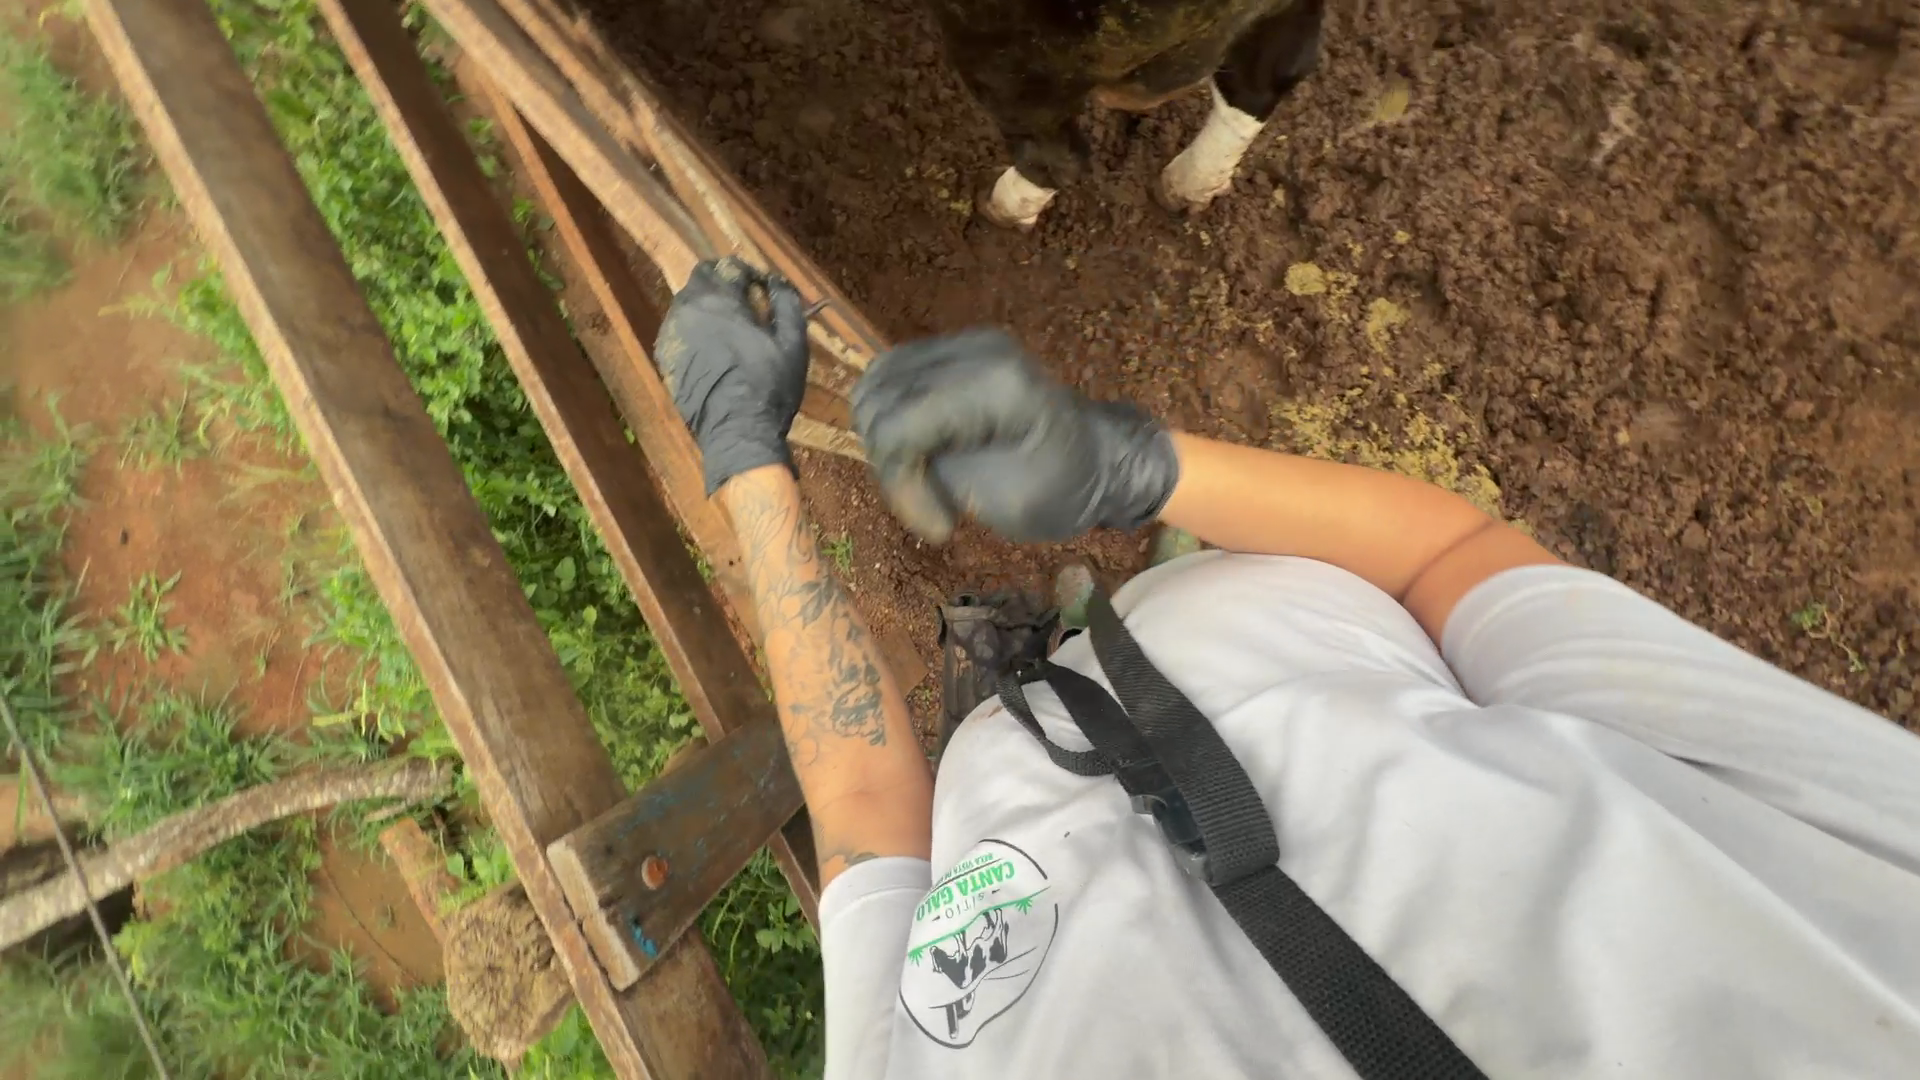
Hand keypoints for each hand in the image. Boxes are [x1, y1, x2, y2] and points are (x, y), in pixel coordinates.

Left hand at [655, 257, 809, 494]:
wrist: (737, 431)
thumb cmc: (770, 386)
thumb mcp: (793, 344)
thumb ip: (786, 303)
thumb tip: (776, 281)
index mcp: (721, 299)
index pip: (731, 266)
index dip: (751, 273)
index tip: (764, 288)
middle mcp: (689, 308)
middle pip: (702, 278)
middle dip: (724, 283)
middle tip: (745, 302)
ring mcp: (672, 333)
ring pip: (687, 303)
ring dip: (708, 306)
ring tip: (730, 327)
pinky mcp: (666, 357)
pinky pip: (679, 330)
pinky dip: (696, 330)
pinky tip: (714, 349)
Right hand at [851, 328, 1178, 542]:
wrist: (1099, 461)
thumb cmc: (1066, 491)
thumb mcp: (1013, 504)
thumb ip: (943, 478)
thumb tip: (895, 461)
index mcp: (996, 385)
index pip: (899, 424)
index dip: (900, 482)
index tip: (939, 528)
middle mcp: (973, 350)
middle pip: (877, 402)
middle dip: (891, 464)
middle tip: (930, 506)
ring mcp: (962, 343)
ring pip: (874, 386)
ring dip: (886, 441)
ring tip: (925, 479)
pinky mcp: (952, 350)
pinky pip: (889, 379)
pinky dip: (891, 419)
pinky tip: (922, 451)